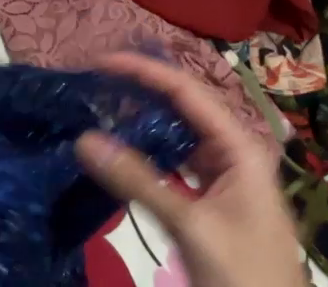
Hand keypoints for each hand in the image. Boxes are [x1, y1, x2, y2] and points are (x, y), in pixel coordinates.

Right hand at [76, 53, 304, 286]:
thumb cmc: (244, 275)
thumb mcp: (191, 226)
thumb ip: (139, 181)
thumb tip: (84, 138)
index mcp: (241, 147)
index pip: (187, 91)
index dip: (145, 71)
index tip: (101, 62)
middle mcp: (234, 152)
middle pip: (184, 107)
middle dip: (143, 90)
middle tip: (97, 81)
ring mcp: (225, 178)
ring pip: (179, 134)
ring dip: (145, 120)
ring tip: (104, 105)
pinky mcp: (213, 201)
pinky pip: (177, 162)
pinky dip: (149, 152)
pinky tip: (124, 149)